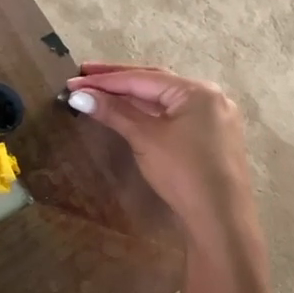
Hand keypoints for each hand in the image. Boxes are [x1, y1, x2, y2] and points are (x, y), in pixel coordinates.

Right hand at [66, 63, 255, 240]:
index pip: (142, 78)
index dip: (104, 80)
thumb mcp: (145, 138)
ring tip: (99, 90)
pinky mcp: (209, 135)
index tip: (73, 81)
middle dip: (117, 79)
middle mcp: (209, 96)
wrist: (220, 218)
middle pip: (154, 81)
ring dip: (130, 94)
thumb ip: (113, 111)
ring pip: (163, 98)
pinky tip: (127, 110)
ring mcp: (212, 116)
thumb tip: (78, 95)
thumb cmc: (184, 172)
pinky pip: (172, 113)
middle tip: (83, 75)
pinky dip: (146, 109)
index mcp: (197, 91)